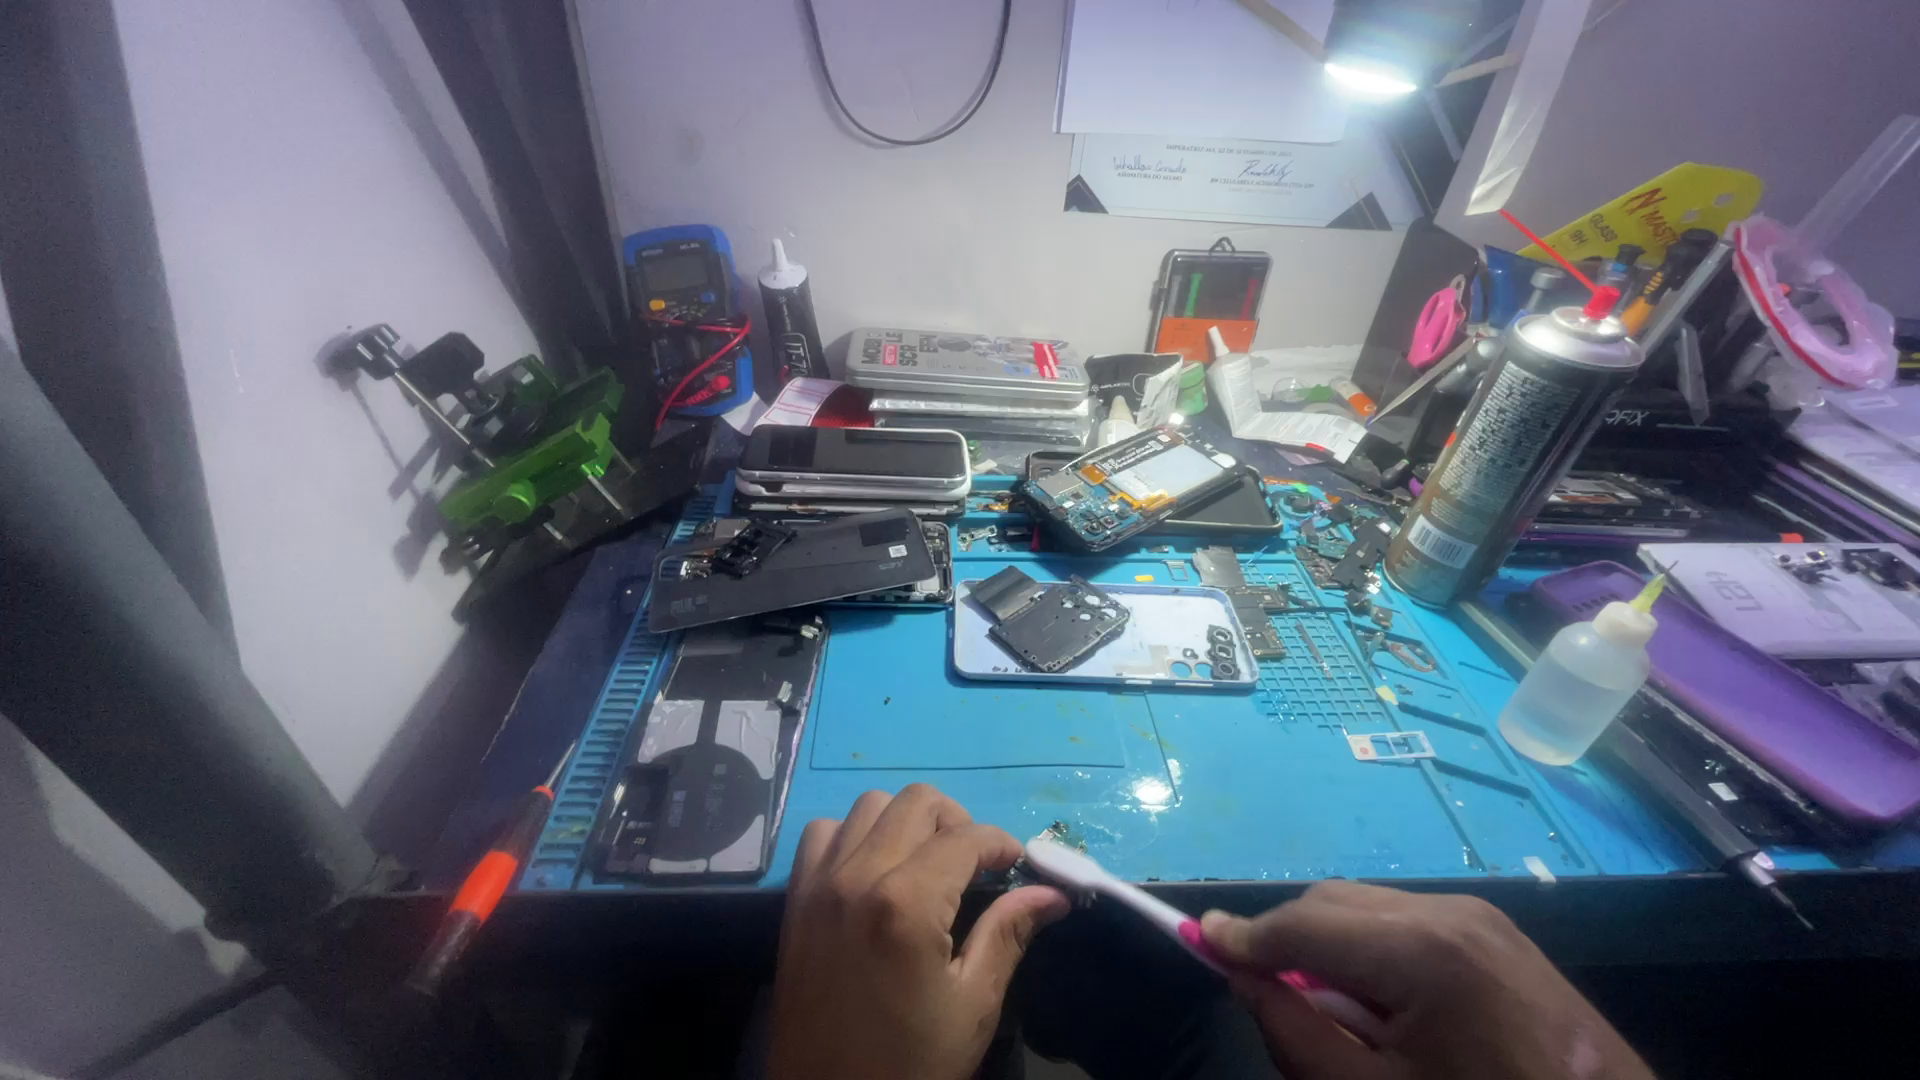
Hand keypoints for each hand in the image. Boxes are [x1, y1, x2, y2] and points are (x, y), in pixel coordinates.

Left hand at [767, 784, 1070, 1079]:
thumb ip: (1008, 932)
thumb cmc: (911, 1064)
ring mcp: (820, 882)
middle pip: (918, 801)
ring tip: (924, 863)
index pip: (967, 837)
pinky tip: (872, 871)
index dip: (1002, 844)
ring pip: (869, 804)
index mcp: (906, 902)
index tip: (1017, 866)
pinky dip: (853, 835)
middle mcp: (859, 874)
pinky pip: (823, 831)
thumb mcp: (972, 1004)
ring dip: (905, 821)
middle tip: (974, 865)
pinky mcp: (795, 897)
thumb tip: (1052, 893)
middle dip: (958, 822)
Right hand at [1202, 882, 1654, 1079]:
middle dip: (1289, 940)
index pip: (1303, 925)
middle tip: (1270, 990)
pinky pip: (1404, 919)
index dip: (1245, 936)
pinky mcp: (1496, 929)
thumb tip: (1239, 971)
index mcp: (1424, 951)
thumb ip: (1293, 1031)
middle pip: (1330, 904)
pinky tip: (1388, 1000)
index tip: (1200, 940)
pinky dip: (1373, 947)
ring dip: (1329, 943)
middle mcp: (1449, 911)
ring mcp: (1479, 914)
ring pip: (1363, 906)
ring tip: (1341, 1008)